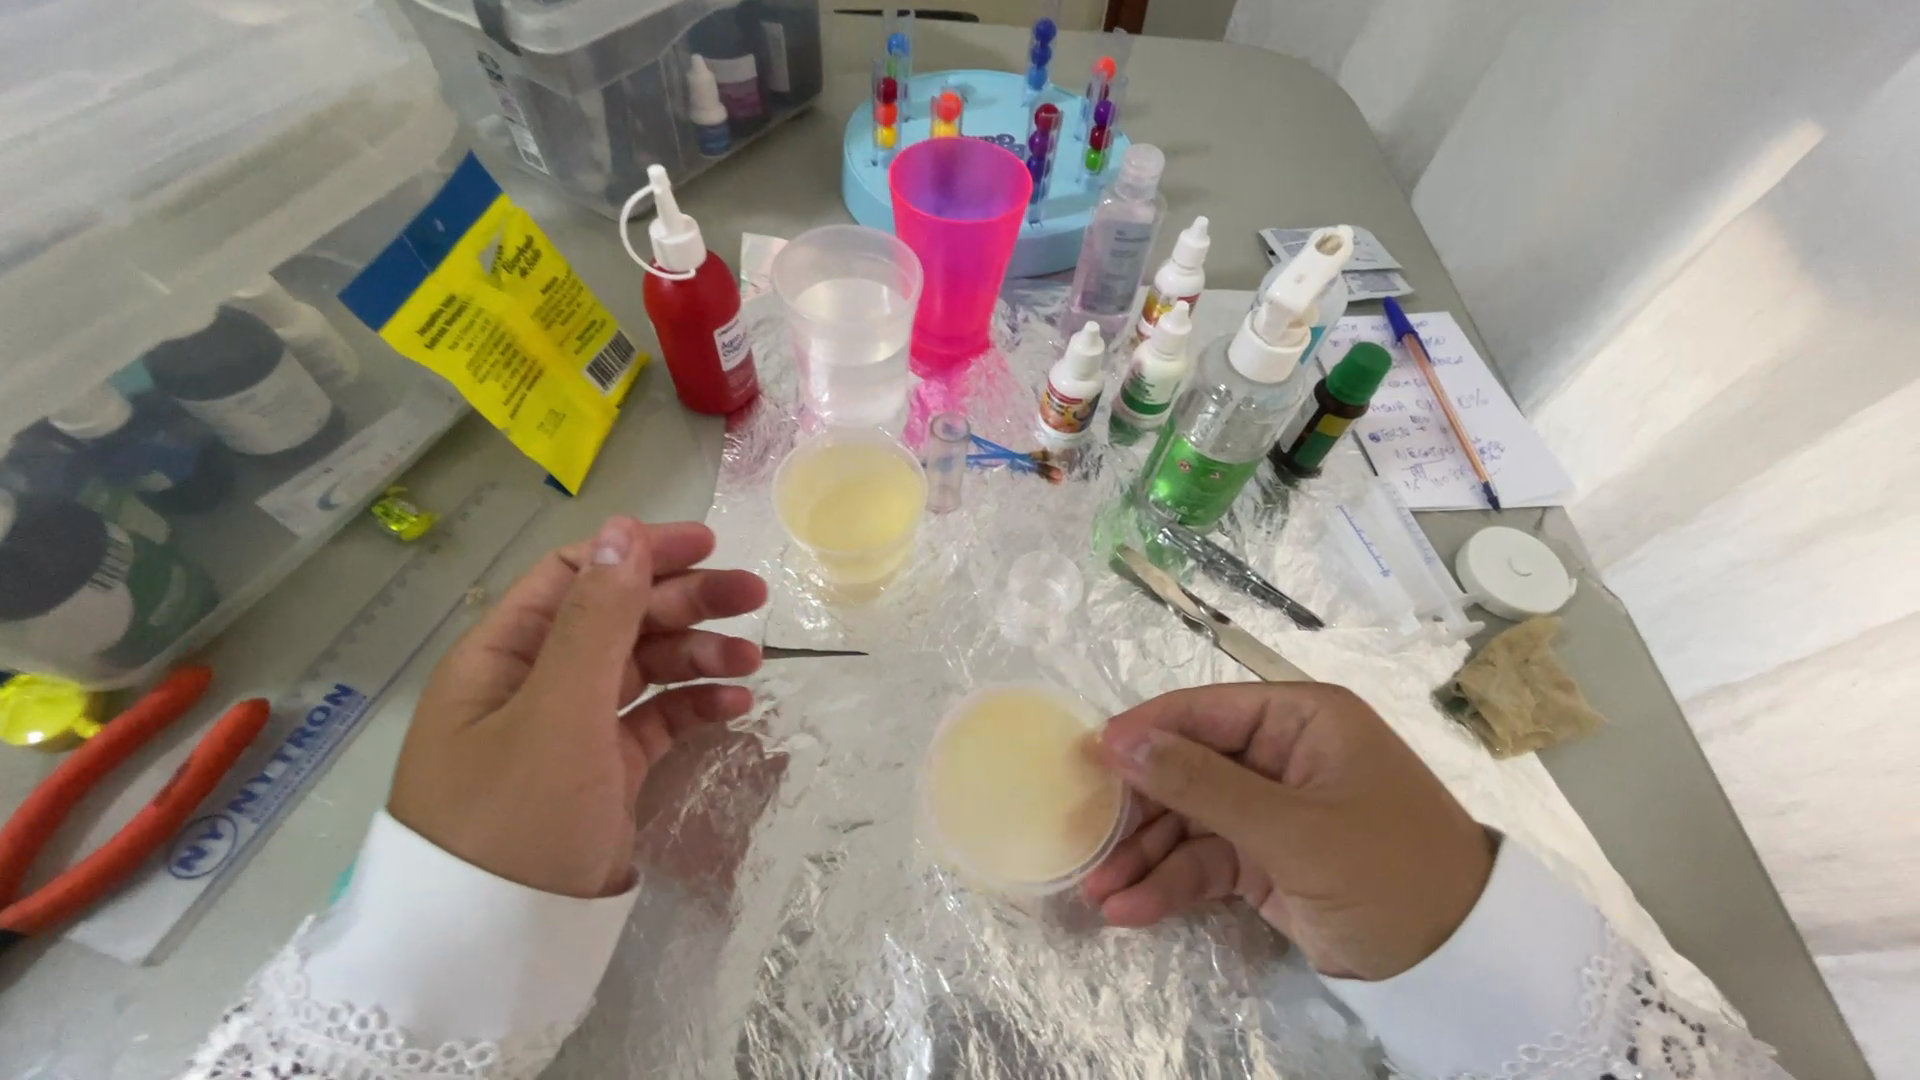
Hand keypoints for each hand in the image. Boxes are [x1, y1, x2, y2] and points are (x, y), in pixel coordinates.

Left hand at [390, 517, 768, 898]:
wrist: (497, 949)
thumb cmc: (516, 816)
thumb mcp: (559, 709)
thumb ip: (597, 618)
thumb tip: (625, 528)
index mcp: (506, 653)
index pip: (579, 576)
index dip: (641, 553)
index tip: (708, 547)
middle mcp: (537, 680)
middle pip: (621, 618)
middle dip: (687, 603)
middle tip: (755, 598)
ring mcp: (572, 725)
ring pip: (645, 667)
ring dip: (699, 656)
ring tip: (752, 665)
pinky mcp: (604, 767)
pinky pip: (657, 718)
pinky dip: (694, 706)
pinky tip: (735, 707)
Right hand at [1085, 682, 1494, 981]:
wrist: (1466, 972)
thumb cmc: (1389, 873)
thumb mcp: (1292, 829)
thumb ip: (1200, 783)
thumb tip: (1116, 740)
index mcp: (1299, 719)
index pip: (1202, 712)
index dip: (1144, 733)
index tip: (1088, 759)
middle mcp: (1279, 754)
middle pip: (1186, 769)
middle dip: (1137, 810)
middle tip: (1085, 838)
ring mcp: (1270, 808)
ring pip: (1188, 820)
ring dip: (1144, 855)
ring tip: (1097, 890)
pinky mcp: (1265, 859)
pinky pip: (1205, 861)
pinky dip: (1170, 884)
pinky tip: (1131, 908)